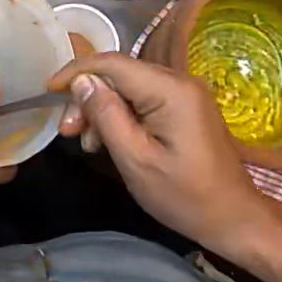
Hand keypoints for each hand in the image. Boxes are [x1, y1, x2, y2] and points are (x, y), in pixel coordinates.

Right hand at [46, 54, 272, 250]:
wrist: (233, 217)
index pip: (113, 63)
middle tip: (68, 132)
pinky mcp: (186, 107)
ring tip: (87, 144)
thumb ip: (106, 116)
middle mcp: (180, 81)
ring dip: (102, 110)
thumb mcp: (136, 160)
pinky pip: (144, 100)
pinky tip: (108, 141)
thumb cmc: (184, 196)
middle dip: (88, 97)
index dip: (77, 71)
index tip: (48, 90)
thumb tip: (81, 82)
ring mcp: (185, 93)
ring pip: (129, 87)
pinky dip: (121, 116)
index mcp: (171, 90)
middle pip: (120, 74)